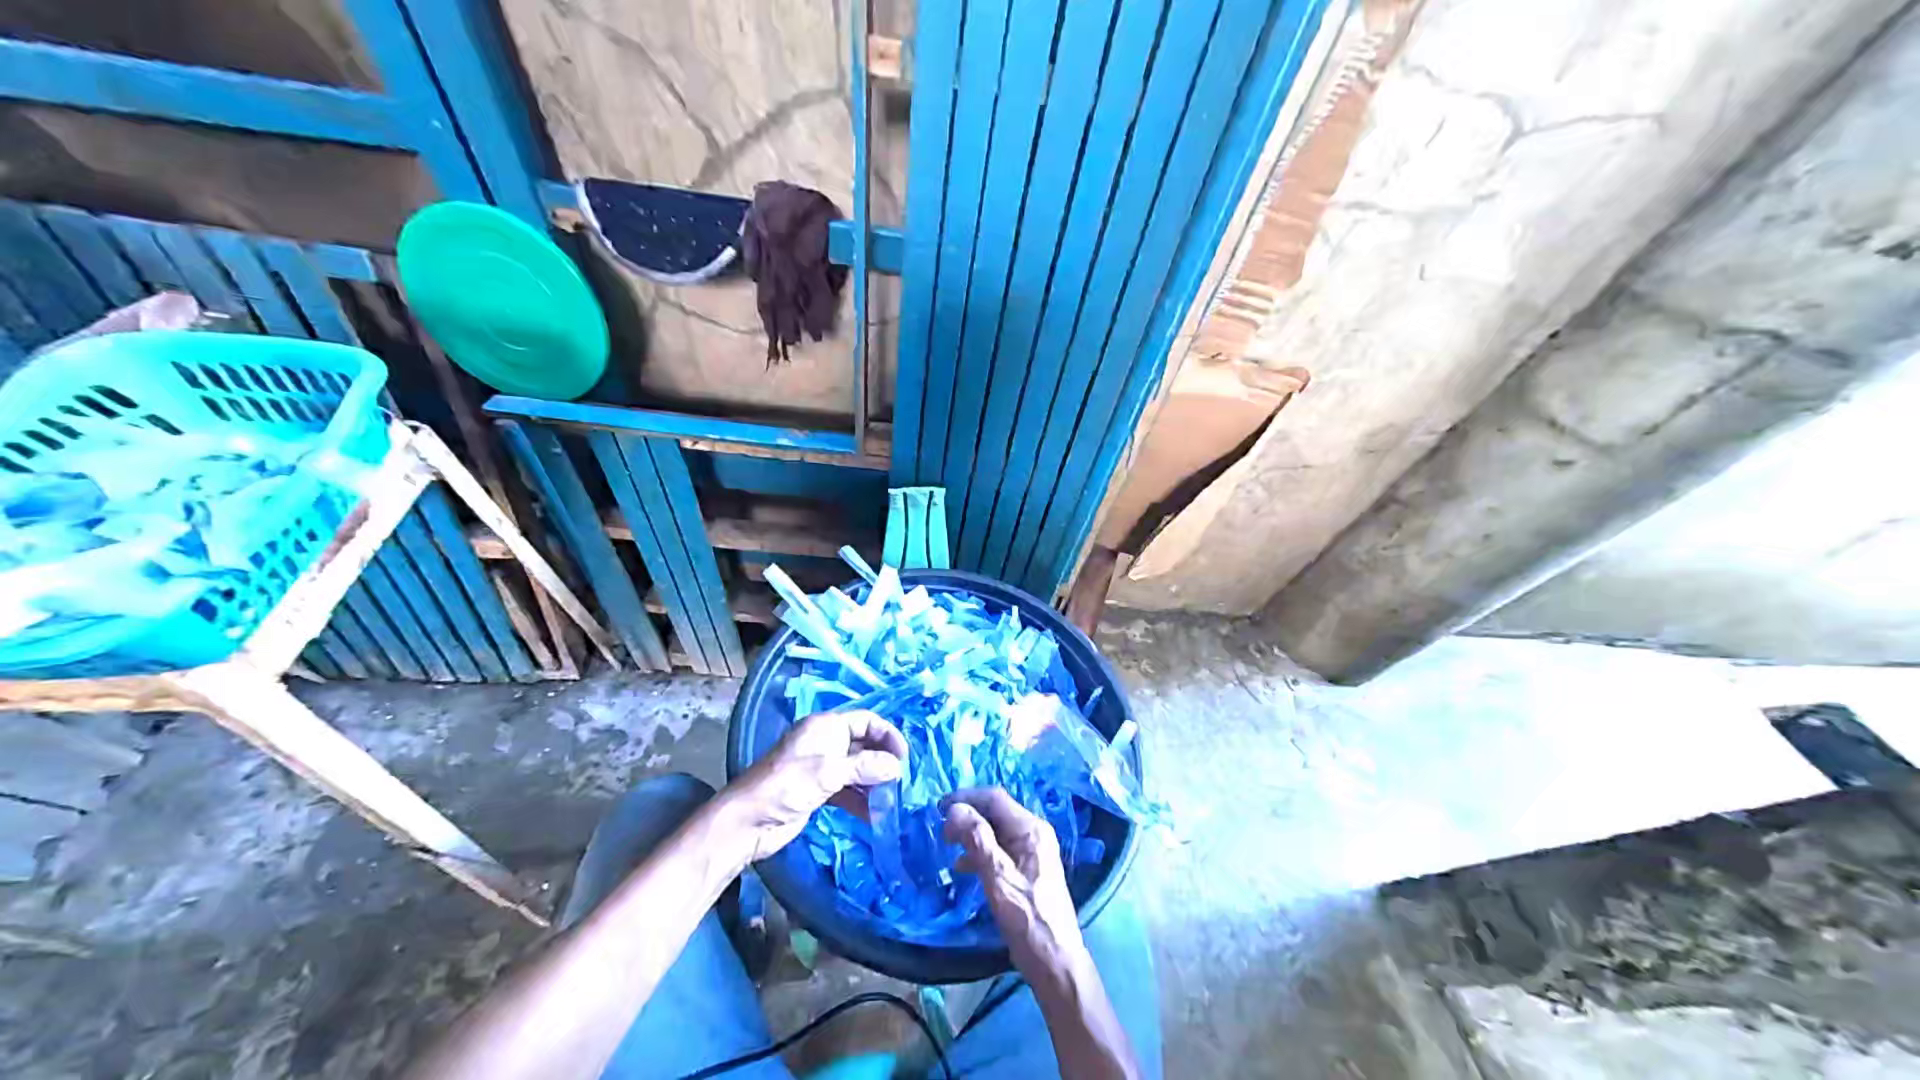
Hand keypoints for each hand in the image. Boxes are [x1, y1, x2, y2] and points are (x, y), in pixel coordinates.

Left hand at [727, 709, 906, 861]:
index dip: (887, 735)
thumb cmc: (788, 785)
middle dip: (882, 761)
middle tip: (901, 780)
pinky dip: (861, 800)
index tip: (904, 757)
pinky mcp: (817, 791)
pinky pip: (847, 790)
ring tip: (891, 800)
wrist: (749, 821)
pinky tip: (874, 815)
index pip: (866, 721)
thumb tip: (896, 767)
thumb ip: (865, 767)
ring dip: (874, 783)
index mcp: (826, 726)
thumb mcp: (829, 772)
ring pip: (857, 769)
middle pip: (863, 745)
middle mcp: (825, 742)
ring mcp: (821, 767)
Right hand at [943, 788, 1086, 983]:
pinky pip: (1001, 848)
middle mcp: (1034, 833)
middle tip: (941, 831)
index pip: (994, 798)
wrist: (1056, 963)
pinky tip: (964, 867)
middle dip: (967, 816)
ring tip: (948, 847)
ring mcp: (1033, 851)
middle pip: (996, 811)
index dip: (965, 798)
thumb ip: (978, 840)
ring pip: (997, 830)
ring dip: (972, 834)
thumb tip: (956, 809)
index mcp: (1031, 830)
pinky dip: (981, 851)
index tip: (938, 810)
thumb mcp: (998, 879)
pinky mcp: (1029, 868)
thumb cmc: (1027, 920)